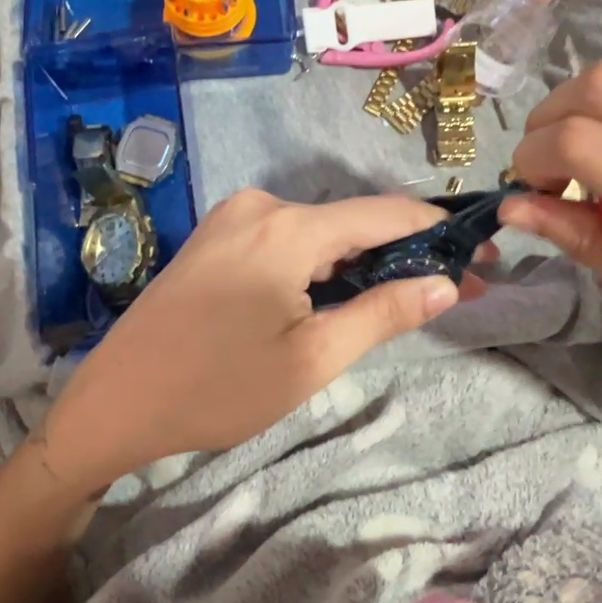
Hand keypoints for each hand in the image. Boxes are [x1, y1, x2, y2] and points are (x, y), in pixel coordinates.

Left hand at [36, 189, 463, 490]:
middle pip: (351, 221)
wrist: (117, 398)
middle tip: (451, 292)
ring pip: (318, 231)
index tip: (485, 259)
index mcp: (287, 226)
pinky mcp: (215, 235)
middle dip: (402, 254)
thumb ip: (383, 313)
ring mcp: (231, 216)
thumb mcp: (312, 359)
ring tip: (401, 300)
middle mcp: (260, 204)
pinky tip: (334, 295)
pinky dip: (319, 262)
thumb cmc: (218, 388)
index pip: (386, 214)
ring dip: (360, 261)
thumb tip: (448, 283)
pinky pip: (284, 238)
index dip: (440, 235)